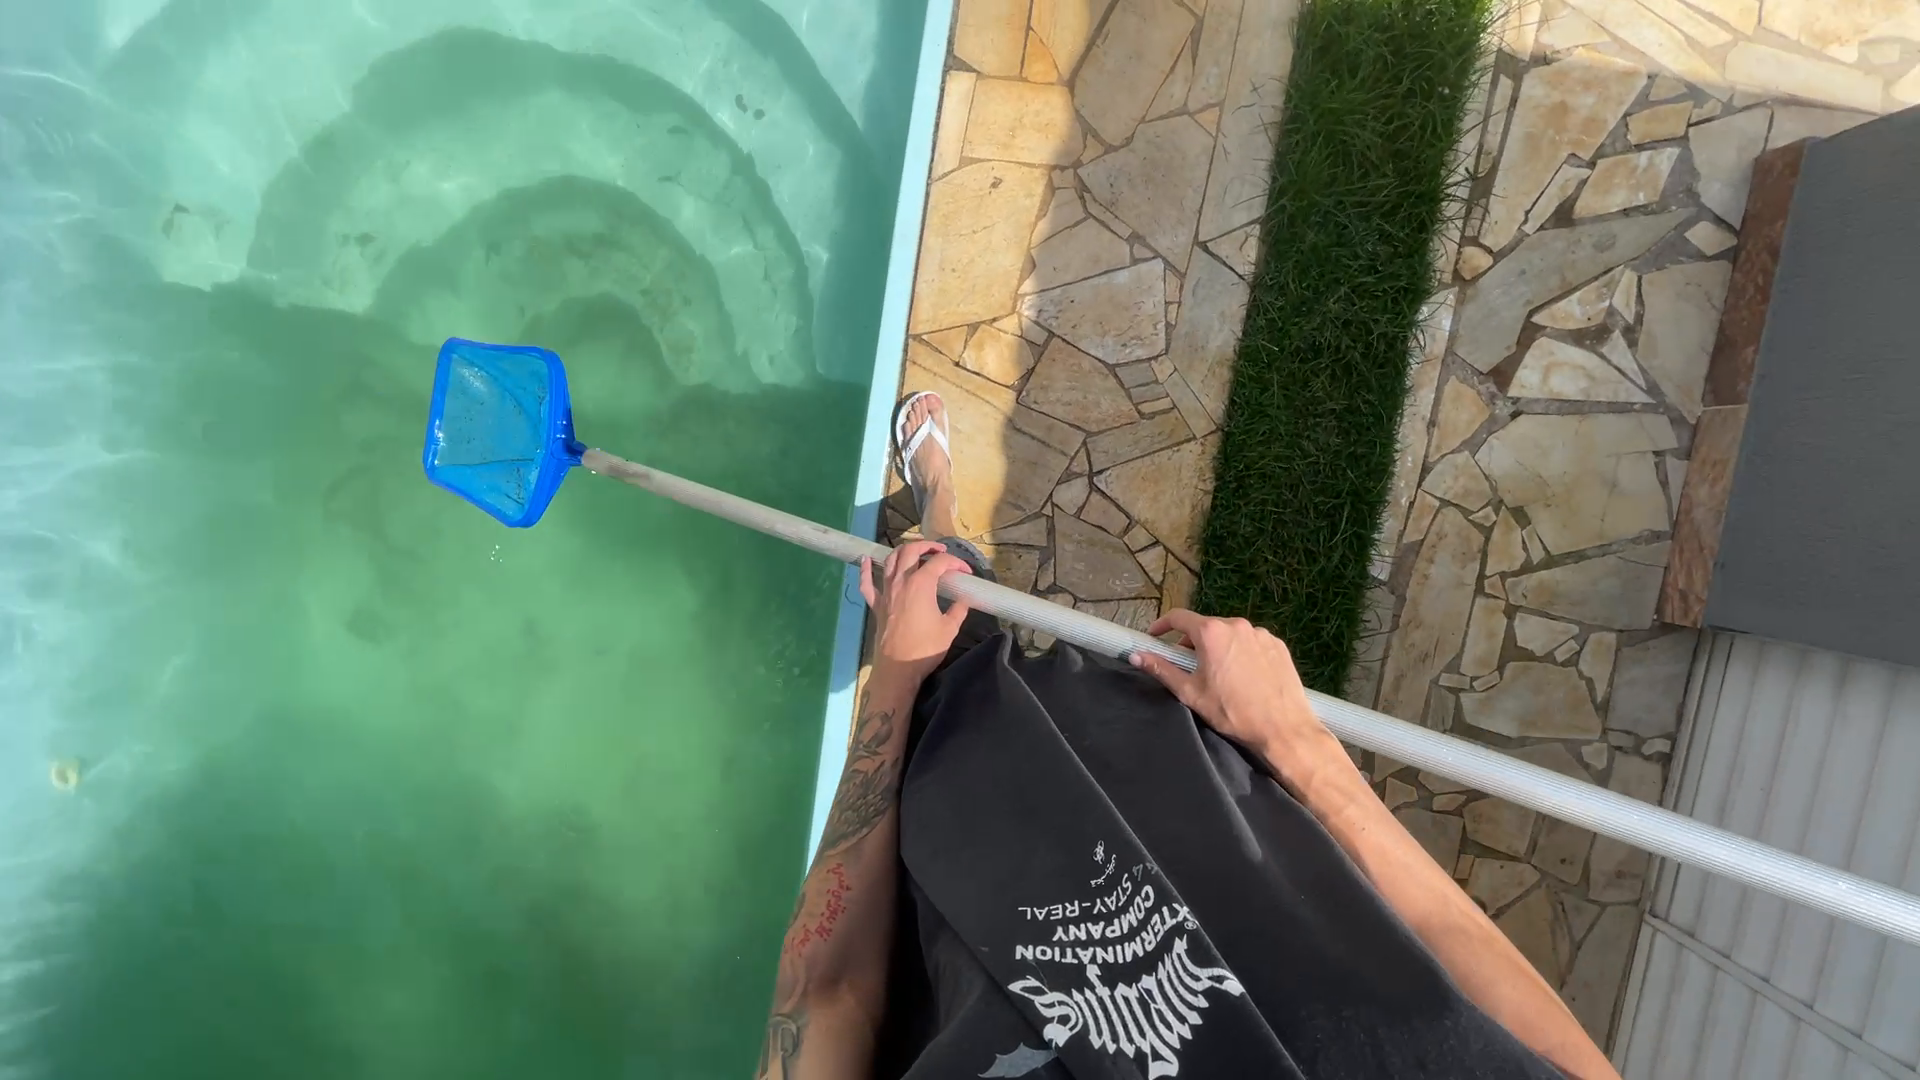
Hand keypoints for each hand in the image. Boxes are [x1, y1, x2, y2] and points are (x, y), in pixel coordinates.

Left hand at [858, 540, 974, 678]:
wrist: (898, 668)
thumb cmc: (925, 649)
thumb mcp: (950, 629)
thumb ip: (958, 610)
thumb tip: (964, 600)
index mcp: (921, 585)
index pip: (939, 562)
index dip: (955, 562)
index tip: (965, 571)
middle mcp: (901, 582)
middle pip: (911, 551)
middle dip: (927, 545)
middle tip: (940, 550)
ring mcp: (886, 592)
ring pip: (890, 561)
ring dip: (903, 551)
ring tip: (915, 552)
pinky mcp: (876, 605)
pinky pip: (867, 583)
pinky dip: (866, 569)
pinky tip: (866, 559)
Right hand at [1131, 610, 1341, 785]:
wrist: (1284, 729)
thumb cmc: (1233, 711)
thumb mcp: (1190, 692)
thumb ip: (1162, 669)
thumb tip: (1136, 656)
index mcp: (1211, 633)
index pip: (1178, 617)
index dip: (1162, 625)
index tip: (1154, 637)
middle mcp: (1236, 625)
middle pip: (1205, 626)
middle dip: (1192, 642)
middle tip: (1188, 665)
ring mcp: (1260, 633)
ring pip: (1229, 634)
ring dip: (1217, 647)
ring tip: (1218, 673)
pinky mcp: (1278, 645)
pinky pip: (1250, 642)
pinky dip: (1240, 652)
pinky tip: (1243, 675)